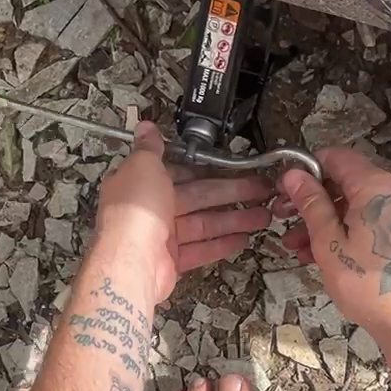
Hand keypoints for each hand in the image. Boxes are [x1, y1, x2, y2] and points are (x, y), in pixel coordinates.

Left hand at [95, 123, 275, 300]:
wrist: (130, 262)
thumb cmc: (132, 213)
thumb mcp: (142, 166)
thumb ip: (149, 148)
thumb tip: (146, 128)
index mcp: (143, 184)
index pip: (182, 172)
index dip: (209, 169)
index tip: (232, 168)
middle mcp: (150, 210)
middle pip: (199, 197)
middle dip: (232, 193)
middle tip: (259, 190)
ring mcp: (161, 237)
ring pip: (205, 224)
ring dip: (234, 219)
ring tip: (261, 215)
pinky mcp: (172, 261)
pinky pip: (201, 250)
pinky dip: (222, 244)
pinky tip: (241, 238)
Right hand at [277, 148, 390, 339]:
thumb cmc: (369, 283)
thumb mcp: (329, 242)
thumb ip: (312, 204)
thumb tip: (295, 176)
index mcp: (375, 186)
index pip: (337, 158)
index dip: (308, 169)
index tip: (286, 188)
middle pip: (345, 184)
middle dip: (311, 201)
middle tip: (283, 218)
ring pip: (354, 208)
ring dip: (323, 222)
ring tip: (295, 246)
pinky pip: (368, 225)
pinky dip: (343, 234)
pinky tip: (319, 256)